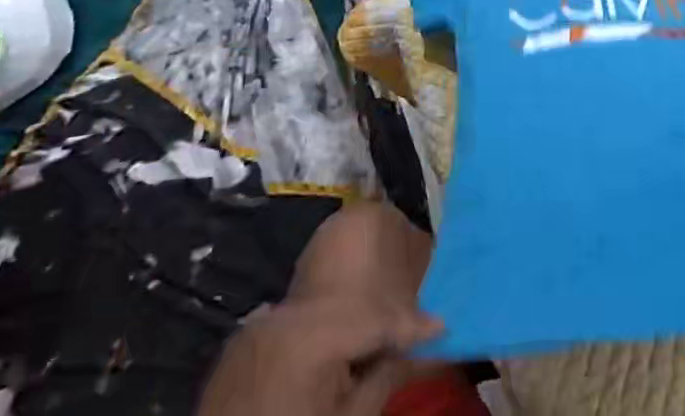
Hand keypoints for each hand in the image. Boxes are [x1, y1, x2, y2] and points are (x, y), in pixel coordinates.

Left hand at [196, 294, 441, 415]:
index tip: (443, 327)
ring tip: (384, 337)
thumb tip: (419, 346)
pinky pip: (294, 324)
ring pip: (322, 311)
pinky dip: (321, 330)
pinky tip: (339, 346)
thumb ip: (385, 376)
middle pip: (349, 307)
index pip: (374, 318)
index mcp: (307, 337)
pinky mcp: (241, 344)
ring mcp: (256, 328)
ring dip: (354, 321)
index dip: (411, 323)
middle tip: (418, 329)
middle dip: (385, 318)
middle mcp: (280, 319)